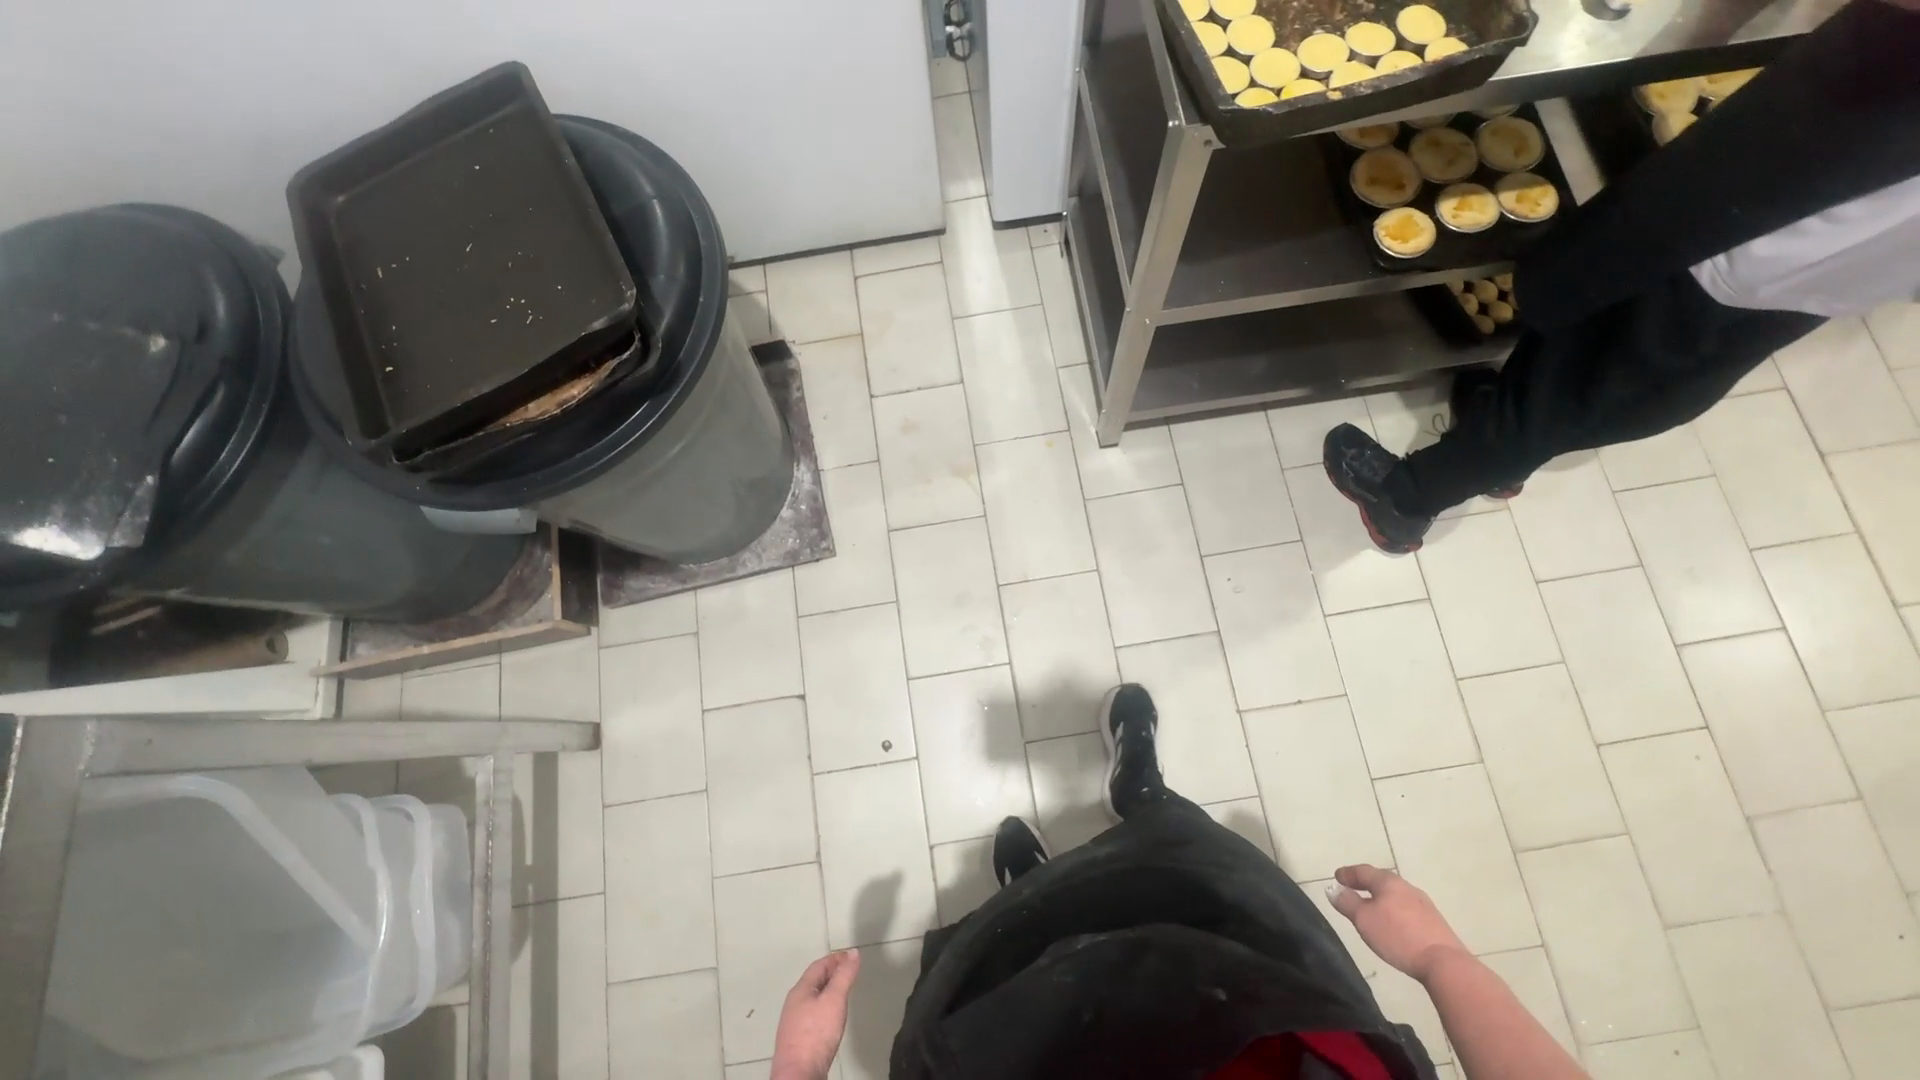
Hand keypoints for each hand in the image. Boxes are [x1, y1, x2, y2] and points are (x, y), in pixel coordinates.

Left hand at [771, 950, 860, 1079]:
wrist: (799, 1074)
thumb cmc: (816, 1033)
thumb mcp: (834, 1000)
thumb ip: (844, 976)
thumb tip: (853, 952)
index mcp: (800, 990)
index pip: (818, 965)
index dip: (835, 959)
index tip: (851, 957)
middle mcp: (794, 1003)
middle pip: (814, 981)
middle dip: (832, 973)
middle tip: (850, 972)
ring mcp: (794, 1022)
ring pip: (813, 998)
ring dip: (828, 991)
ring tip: (844, 993)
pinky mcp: (798, 1039)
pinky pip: (813, 1014)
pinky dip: (825, 1007)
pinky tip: (833, 1018)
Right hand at [1327, 864, 1468, 982]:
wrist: (1444, 962)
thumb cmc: (1397, 936)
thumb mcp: (1363, 919)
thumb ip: (1347, 902)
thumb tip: (1333, 889)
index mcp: (1388, 882)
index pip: (1363, 871)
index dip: (1348, 873)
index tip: (1336, 877)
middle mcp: (1407, 888)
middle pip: (1381, 881)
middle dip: (1365, 884)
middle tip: (1352, 889)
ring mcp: (1423, 905)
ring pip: (1396, 895)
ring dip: (1381, 898)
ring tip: (1371, 908)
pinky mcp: (1434, 922)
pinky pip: (1407, 909)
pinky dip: (1394, 910)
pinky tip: (1393, 923)